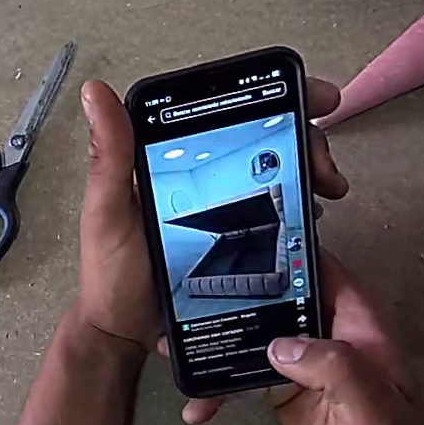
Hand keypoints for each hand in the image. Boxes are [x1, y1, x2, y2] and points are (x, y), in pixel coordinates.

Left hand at [74, 78, 349, 350]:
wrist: (128, 330)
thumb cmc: (112, 274)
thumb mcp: (109, 213)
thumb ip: (109, 158)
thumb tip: (98, 94)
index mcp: (168, 160)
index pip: (224, 114)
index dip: (273, 99)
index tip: (313, 98)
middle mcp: (198, 177)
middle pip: (261, 139)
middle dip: (304, 140)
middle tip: (324, 165)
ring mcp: (217, 207)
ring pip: (272, 172)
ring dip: (306, 169)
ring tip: (325, 185)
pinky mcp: (231, 237)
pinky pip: (269, 210)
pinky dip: (294, 204)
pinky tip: (308, 211)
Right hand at [188, 253, 423, 424]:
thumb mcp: (374, 411)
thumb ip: (336, 369)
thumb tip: (279, 344)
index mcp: (359, 325)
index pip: (321, 269)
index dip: (286, 250)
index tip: (241, 241)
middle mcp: (328, 335)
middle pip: (278, 298)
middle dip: (236, 297)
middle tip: (188, 295)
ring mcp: (303, 363)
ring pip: (256, 336)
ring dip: (219, 342)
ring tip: (175, 347)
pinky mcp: (283, 391)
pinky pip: (245, 378)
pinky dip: (220, 387)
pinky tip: (198, 405)